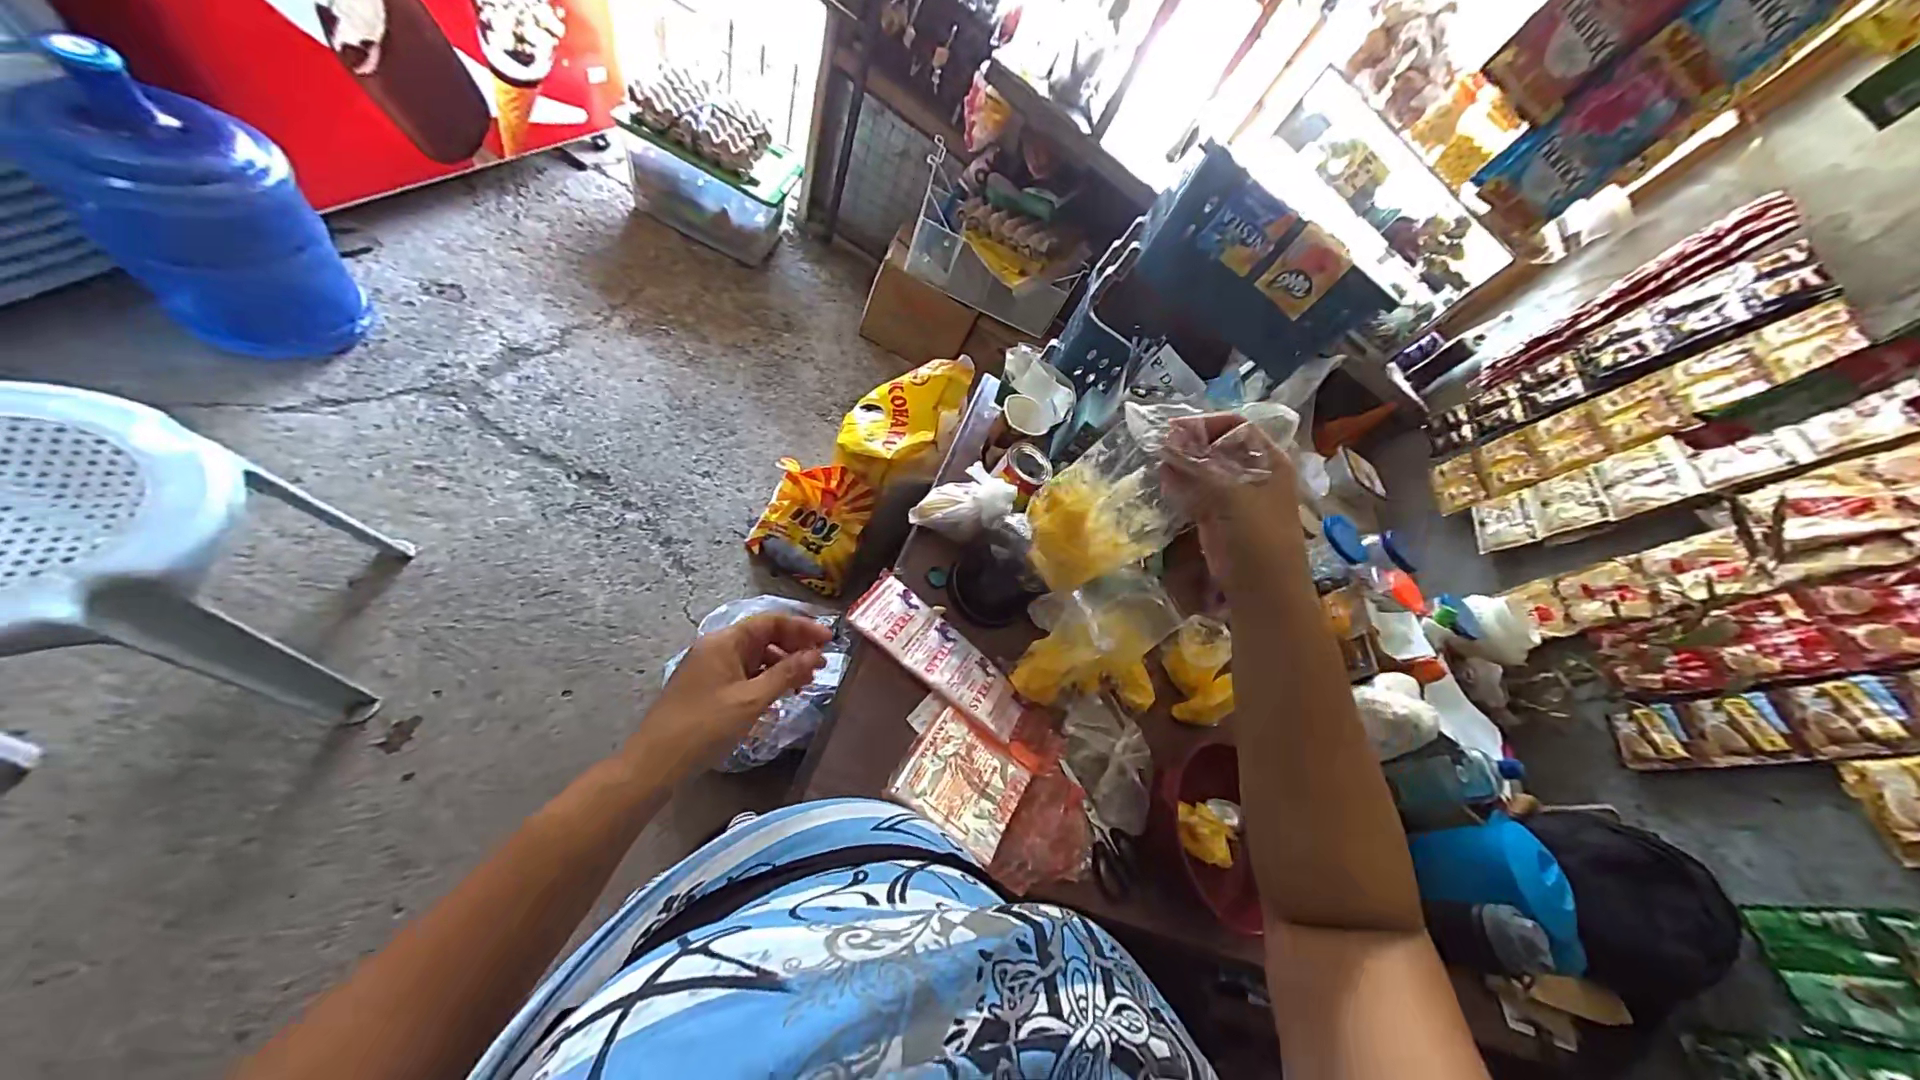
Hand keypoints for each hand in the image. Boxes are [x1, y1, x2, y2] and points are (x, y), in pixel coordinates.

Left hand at [635, 614, 830, 772]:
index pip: (770, 622)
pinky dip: (766, 681)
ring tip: (806, 683)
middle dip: (795, 648)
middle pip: (763, 637)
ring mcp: (711, 668)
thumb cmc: (704, 726)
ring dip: (783, 666)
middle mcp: (716, 648)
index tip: (829, 640)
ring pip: (756, 658)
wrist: (656, 763)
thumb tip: (815, 655)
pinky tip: (781, 696)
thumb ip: (786, 674)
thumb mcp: (751, 700)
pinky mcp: (709, 688)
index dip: (802, 628)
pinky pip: (745, 675)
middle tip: (822, 664)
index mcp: (724, 642)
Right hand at [1159, 412, 1301, 582]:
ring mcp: (1236, 500)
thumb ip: (1197, 466)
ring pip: (1205, 473)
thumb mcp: (1228, 496)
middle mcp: (1254, 476)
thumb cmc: (1255, 541)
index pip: (1236, 427)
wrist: (1263, 597)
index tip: (1171, 432)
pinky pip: (1198, 496)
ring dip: (1181, 468)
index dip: (1205, 425)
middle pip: (1218, 449)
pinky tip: (1163, 488)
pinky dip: (1180, 489)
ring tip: (1157, 468)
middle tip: (1158, 450)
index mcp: (1269, 462)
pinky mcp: (1219, 521)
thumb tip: (1167, 440)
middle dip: (1188, 446)